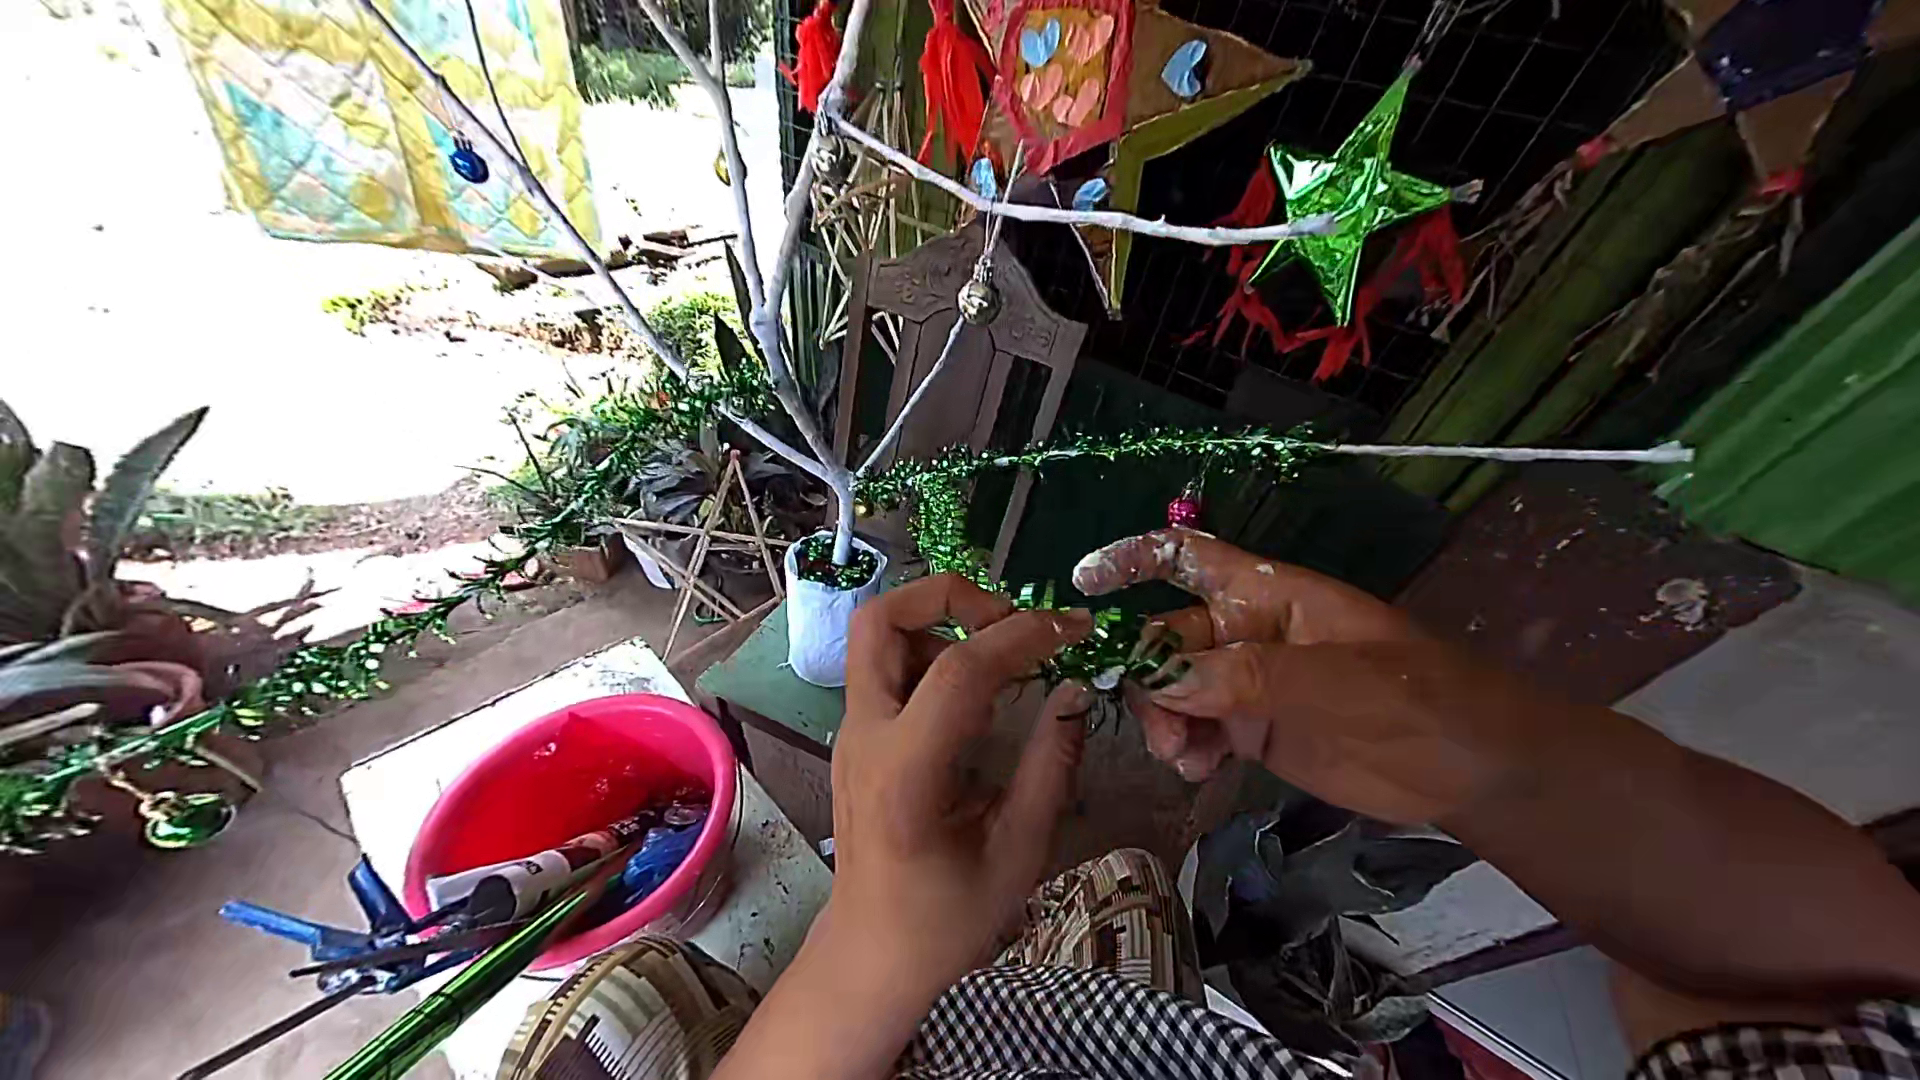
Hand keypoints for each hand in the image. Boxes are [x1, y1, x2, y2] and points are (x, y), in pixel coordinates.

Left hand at [827, 574, 1094, 1002]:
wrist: (871, 951)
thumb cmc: (946, 918)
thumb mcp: (1019, 852)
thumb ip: (1051, 765)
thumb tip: (1074, 692)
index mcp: (904, 773)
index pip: (958, 671)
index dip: (1020, 637)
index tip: (1070, 628)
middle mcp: (865, 734)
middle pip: (880, 620)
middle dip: (947, 595)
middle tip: (1007, 621)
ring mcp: (852, 729)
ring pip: (877, 632)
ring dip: (939, 621)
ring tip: (996, 655)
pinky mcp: (857, 730)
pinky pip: (887, 661)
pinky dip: (932, 650)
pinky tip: (973, 690)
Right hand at [1074, 528, 1522, 824]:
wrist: (1472, 770)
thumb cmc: (1419, 697)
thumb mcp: (1336, 681)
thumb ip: (1247, 677)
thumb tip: (1162, 682)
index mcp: (1262, 594)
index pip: (1185, 556)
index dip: (1132, 559)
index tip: (1086, 583)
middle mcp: (1241, 631)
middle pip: (1165, 637)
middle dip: (1150, 677)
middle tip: (1161, 725)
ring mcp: (1242, 681)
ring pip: (1171, 689)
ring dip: (1163, 719)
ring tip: (1183, 755)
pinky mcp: (1247, 727)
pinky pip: (1192, 729)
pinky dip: (1185, 747)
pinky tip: (1200, 770)